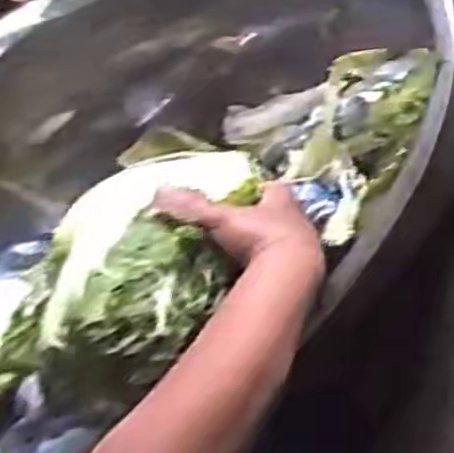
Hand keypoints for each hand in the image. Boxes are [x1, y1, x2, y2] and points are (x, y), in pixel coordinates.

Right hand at [153, 182, 321, 272]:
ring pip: (271, 232)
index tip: (234, 192)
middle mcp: (292, 215)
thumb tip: (160, 189)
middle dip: (252, 213)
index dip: (255, 187)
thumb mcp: (225, 217)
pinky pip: (266, 255)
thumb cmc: (261, 233)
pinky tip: (233, 265)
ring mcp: (293, 237)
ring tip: (224, 244)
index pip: (271, 187)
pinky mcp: (287, 259)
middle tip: (224, 220)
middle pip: (272, 209)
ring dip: (252, 237)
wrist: (288, 264)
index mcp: (282, 199)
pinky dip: (251, 257)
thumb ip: (195, 207)